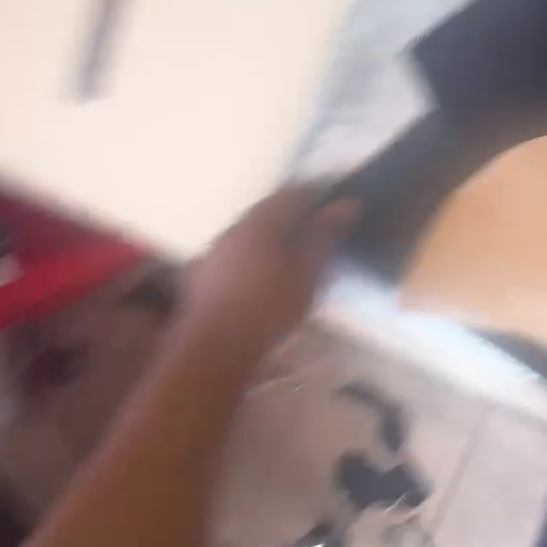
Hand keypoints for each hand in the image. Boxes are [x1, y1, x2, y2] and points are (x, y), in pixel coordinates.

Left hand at [174, 185, 357, 365]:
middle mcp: (231, 231)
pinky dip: (255, 255)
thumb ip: (325, 233)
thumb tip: (346, 203)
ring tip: (294, 252)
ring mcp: (212, 255)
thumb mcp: (309, 269)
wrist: (214, 352)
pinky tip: (264, 274)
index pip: (293, 195)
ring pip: (249, 233)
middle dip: (294, 214)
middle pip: (267, 211)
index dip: (319, 195)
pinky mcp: (200, 279)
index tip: (339, 205)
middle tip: (320, 228)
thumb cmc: (269, 306)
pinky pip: (235, 255)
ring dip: (272, 235)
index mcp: (259, 223)